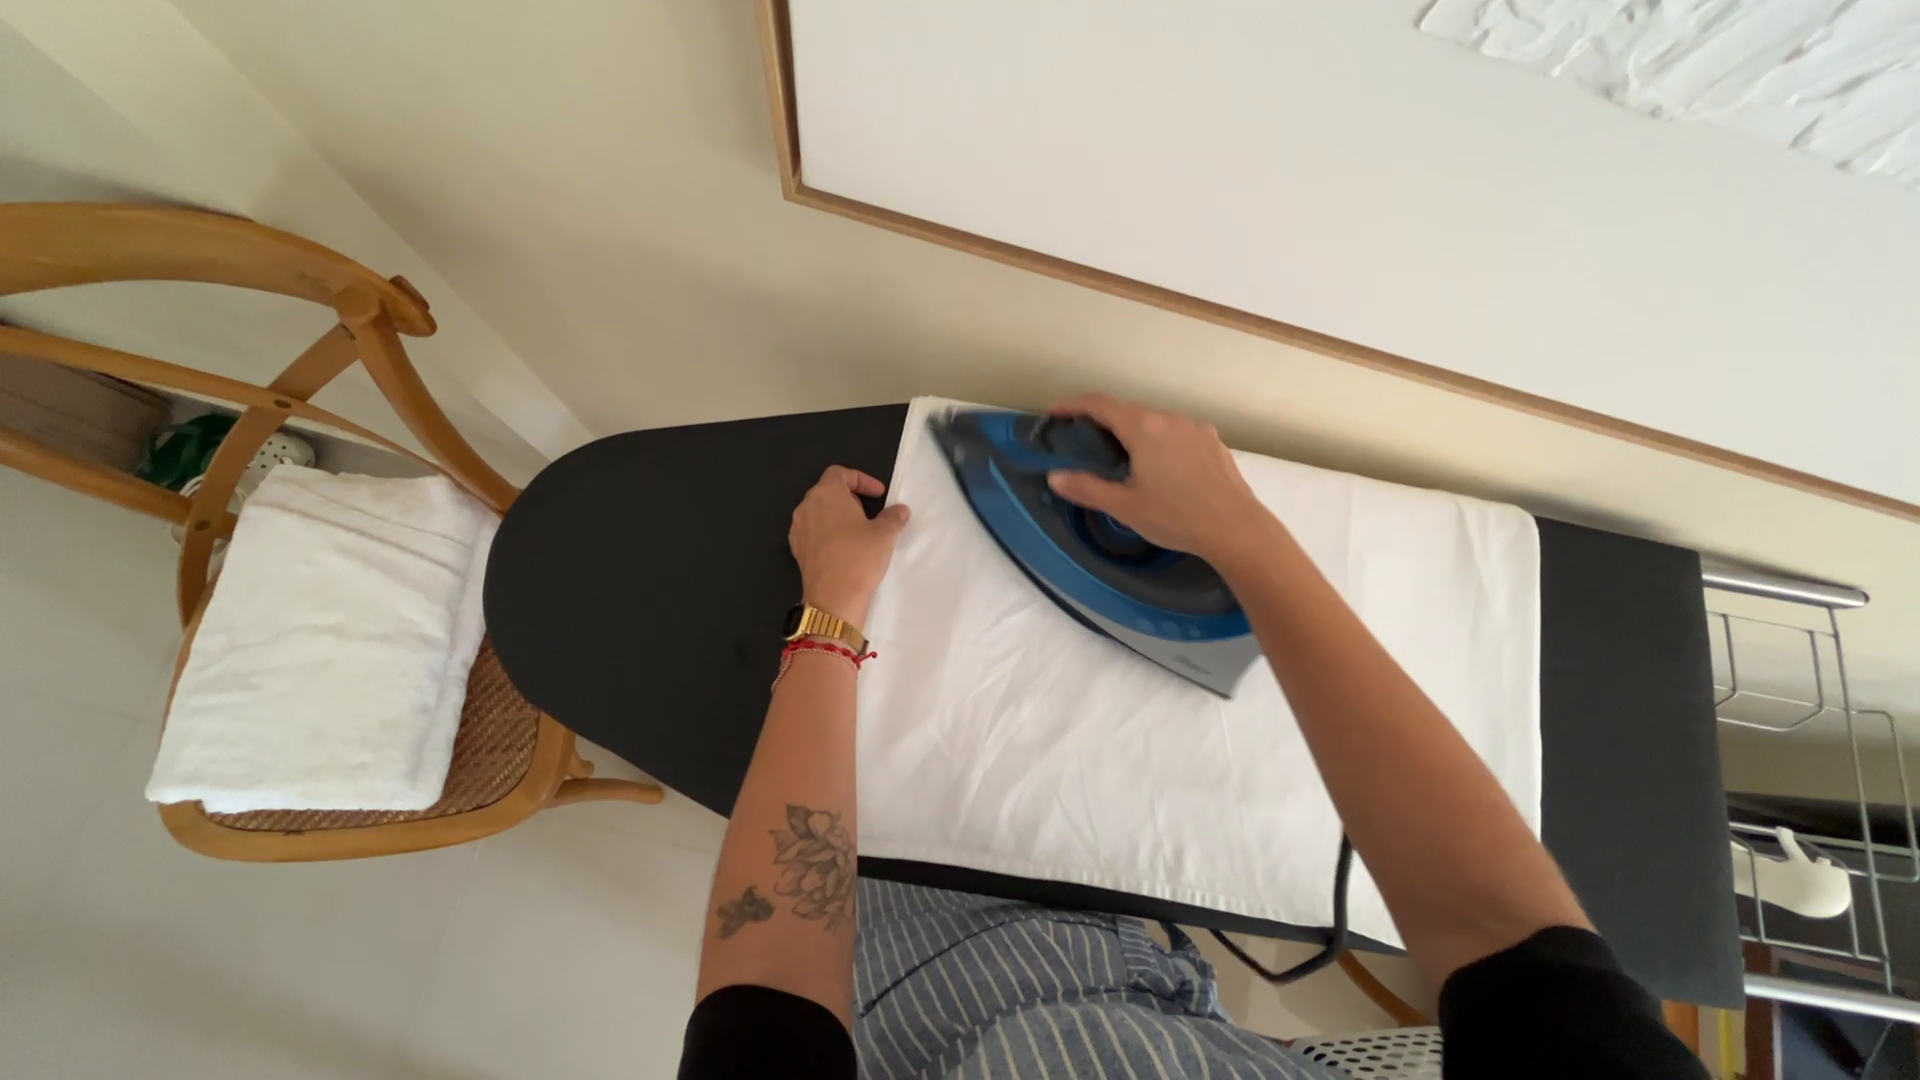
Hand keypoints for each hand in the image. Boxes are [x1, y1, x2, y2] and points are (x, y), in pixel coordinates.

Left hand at [789, 466, 909, 625]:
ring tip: (859, 531)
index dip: (861, 479)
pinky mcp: (797, 551)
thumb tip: (900, 510)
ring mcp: (798, 529)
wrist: (834, 599)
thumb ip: (893, 517)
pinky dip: (829, 533)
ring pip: (819, 512)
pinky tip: (845, 549)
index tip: (879, 495)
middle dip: (850, 498)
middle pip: (827, 491)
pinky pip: (814, 532)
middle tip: (870, 513)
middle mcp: (806, 506)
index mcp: (826, 494)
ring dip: (838, 516)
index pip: (839, 473)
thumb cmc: (859, 557)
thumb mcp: (885, 534)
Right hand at [1045, 393, 1274, 563]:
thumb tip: (1055, 476)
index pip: (1101, 404)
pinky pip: (1177, 434)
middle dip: (1103, 422)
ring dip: (1133, 433)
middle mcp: (1170, 419)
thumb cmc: (1176, 517)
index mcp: (1144, 428)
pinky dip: (1159, 442)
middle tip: (1086, 442)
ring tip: (1124, 458)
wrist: (1236, 529)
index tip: (1056, 413)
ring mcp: (1196, 429)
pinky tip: (1161, 469)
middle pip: (1128, 411)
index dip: (1074, 405)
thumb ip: (1087, 488)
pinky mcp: (1213, 443)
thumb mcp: (1124, 507)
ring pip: (1155, 422)